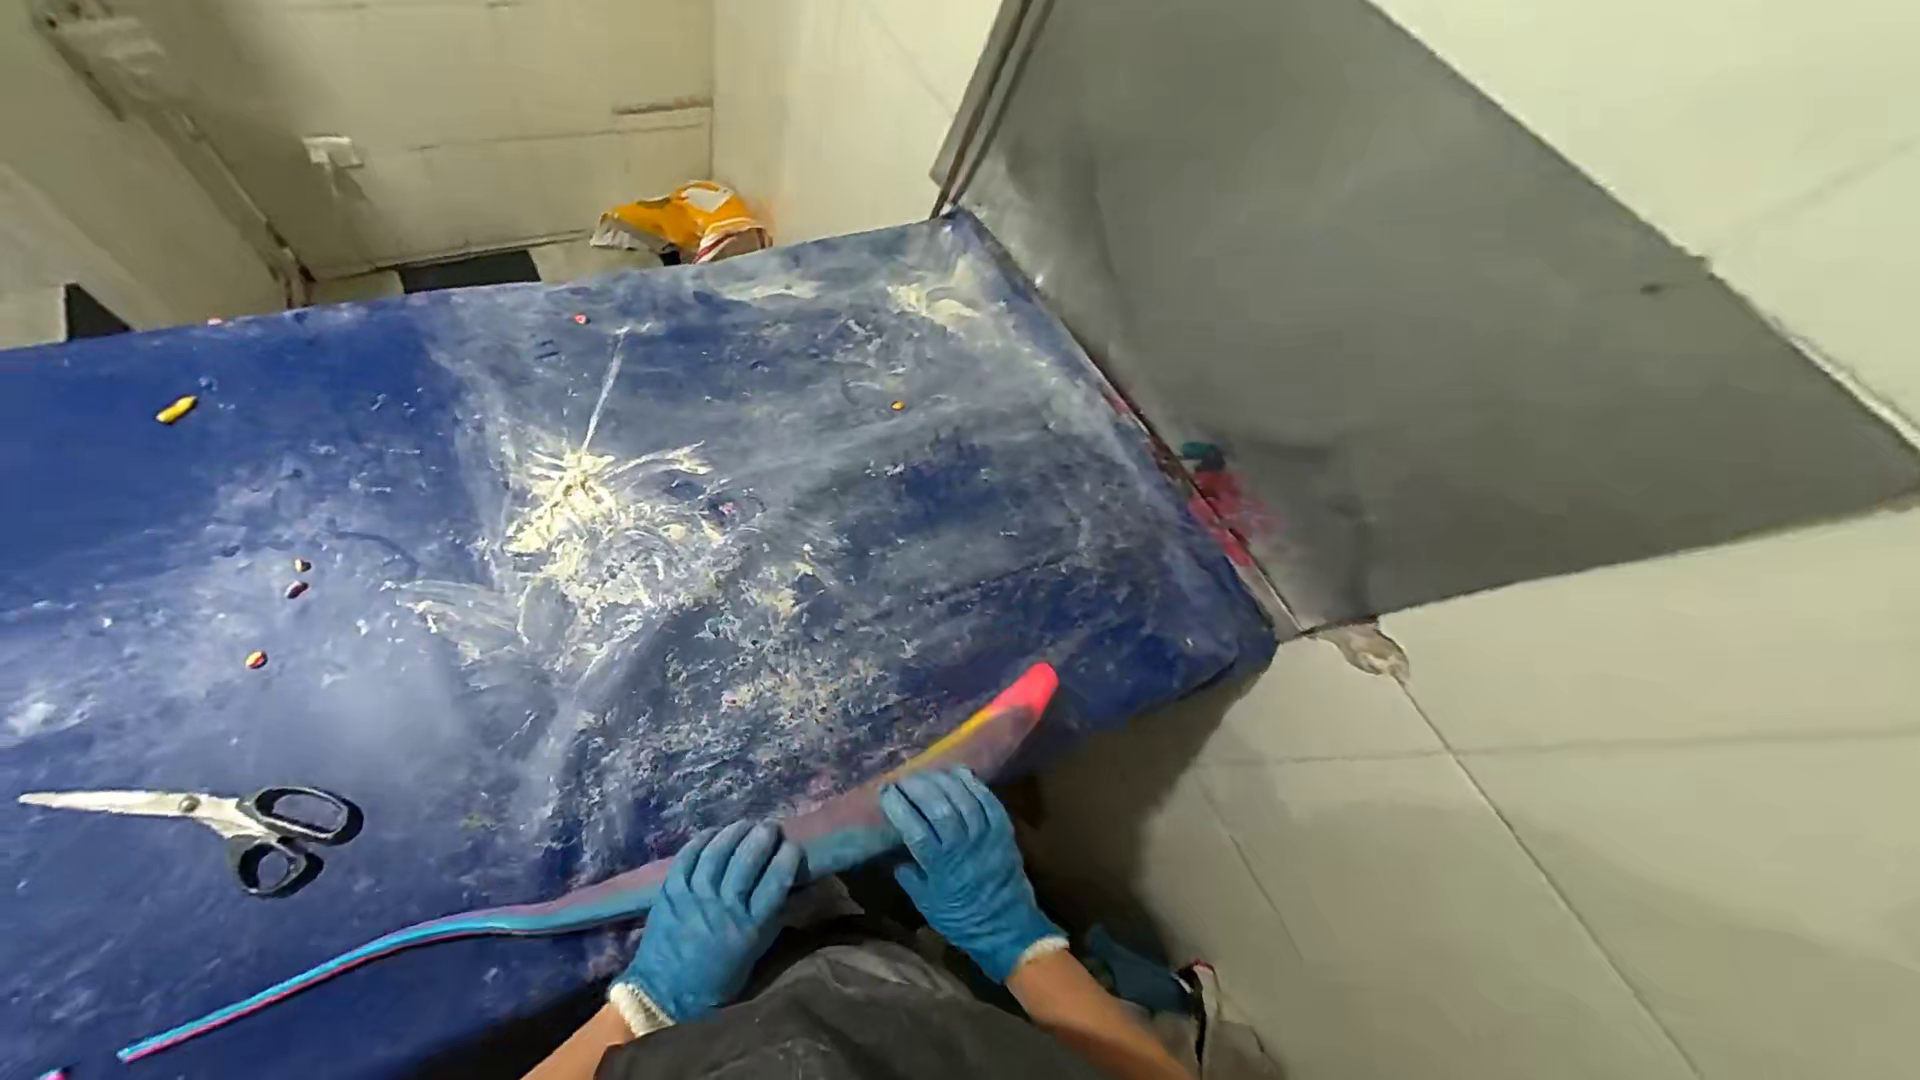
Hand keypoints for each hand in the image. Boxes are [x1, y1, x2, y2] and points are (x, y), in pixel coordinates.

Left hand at [611, 821, 801, 1027]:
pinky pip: (689, 855)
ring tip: (746, 825)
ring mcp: (694, 897)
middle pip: (748, 858)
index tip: (793, 846)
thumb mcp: (757, 950)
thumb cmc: (720, 975)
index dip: (790, 854)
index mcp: (750, 926)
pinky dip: (704, 839)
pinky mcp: (670, 892)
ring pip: (718, 851)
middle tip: (771, 827)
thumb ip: (777, 913)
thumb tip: (799, 881)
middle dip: (765, 834)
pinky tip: (716, 833)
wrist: (664, 995)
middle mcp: (724, 908)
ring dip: (736, 831)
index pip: (778, 878)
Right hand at [880, 767, 1063, 980]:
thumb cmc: (962, 919)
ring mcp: (985, 834)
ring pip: (962, 797)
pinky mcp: (1003, 829)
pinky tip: (960, 773)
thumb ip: (910, 878)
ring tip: (927, 772)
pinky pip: (987, 799)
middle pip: (937, 805)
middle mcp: (962, 844)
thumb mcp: (927, 905)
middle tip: (904, 777)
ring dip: (942, 780)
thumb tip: (896, 857)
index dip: (899, 805)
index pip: (914, 827)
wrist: (1007, 926)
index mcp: (940, 865)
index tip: (886, 790)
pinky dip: (973, 783)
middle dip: (918, 786)